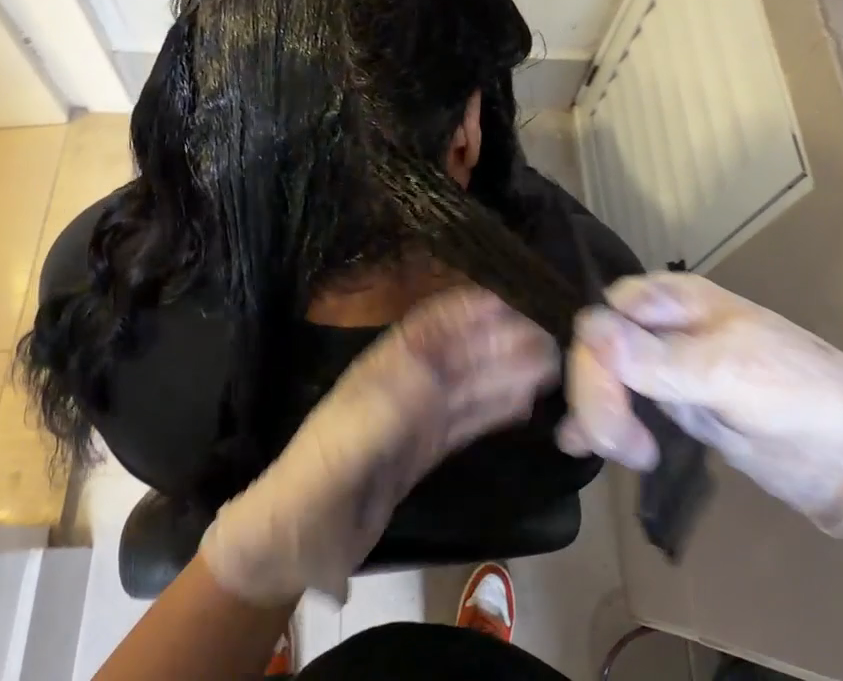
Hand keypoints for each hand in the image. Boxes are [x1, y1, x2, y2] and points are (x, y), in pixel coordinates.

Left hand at [200, 288, 558, 603]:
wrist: (295, 543)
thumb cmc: (313, 487)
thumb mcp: (345, 446)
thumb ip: (388, 407)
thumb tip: (436, 369)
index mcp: (380, 373)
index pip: (428, 327)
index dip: (465, 310)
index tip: (509, 300)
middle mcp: (401, 387)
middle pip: (456, 354)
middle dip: (497, 342)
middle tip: (547, 338)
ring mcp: (413, 420)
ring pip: (466, 387)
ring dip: (503, 374)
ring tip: (546, 366)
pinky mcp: (421, 453)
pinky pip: (464, 422)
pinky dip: (492, 410)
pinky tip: (521, 404)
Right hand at [558, 273, 842, 535]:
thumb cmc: (799, 394)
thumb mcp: (725, 372)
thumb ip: (656, 357)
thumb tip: (588, 328)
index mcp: (677, 299)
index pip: (609, 315)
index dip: (598, 357)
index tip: (615, 405)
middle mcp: (665, 326)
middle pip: (601, 350)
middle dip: (599, 394)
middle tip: (618, 444)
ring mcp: (667, 367)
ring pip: (606, 378)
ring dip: (597, 412)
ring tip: (620, 452)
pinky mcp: (674, 404)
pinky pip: (622, 405)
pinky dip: (599, 421)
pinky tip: (583, 444)